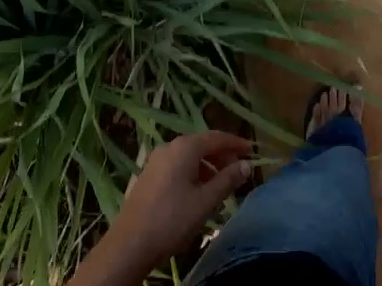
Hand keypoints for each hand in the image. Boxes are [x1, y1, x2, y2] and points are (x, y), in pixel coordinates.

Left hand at [97, 131, 253, 270]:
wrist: (129, 244)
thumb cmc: (172, 220)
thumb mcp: (205, 201)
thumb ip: (227, 180)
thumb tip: (246, 165)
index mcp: (185, 147)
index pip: (216, 137)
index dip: (235, 143)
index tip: (252, 151)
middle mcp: (169, 146)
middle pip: (201, 145)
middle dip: (221, 156)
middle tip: (238, 171)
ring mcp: (156, 160)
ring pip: (188, 157)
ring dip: (207, 166)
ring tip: (220, 186)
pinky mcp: (148, 175)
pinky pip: (177, 166)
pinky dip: (192, 173)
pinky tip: (198, 192)